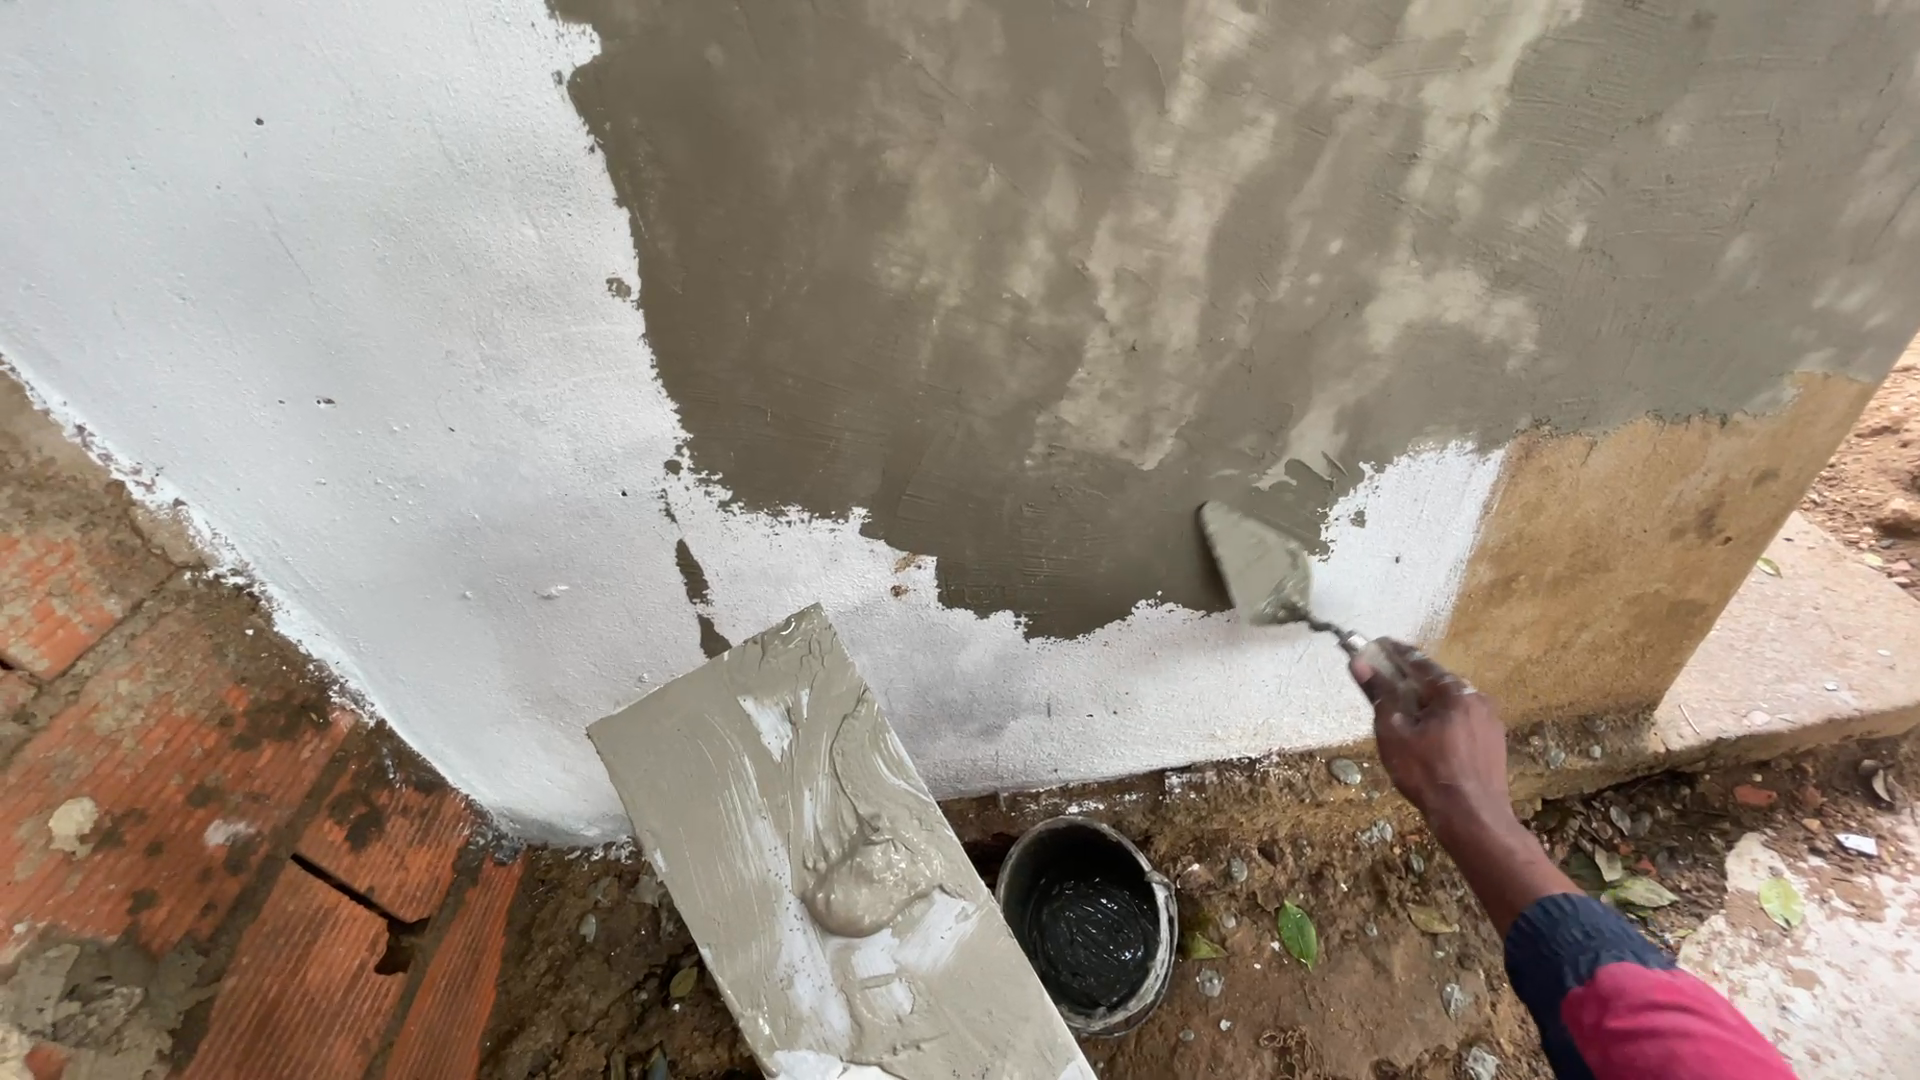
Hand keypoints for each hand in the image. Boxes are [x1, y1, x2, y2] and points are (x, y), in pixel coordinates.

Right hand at [1350, 639, 1512, 841]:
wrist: (1472, 819)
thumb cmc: (1426, 772)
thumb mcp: (1393, 731)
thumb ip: (1378, 693)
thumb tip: (1358, 662)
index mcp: (1454, 693)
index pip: (1419, 662)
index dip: (1393, 652)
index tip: (1375, 644)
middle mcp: (1477, 700)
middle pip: (1436, 680)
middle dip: (1409, 678)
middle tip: (1383, 680)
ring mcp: (1490, 722)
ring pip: (1449, 701)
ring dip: (1425, 699)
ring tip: (1401, 710)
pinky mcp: (1493, 742)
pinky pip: (1460, 718)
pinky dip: (1440, 716)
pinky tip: (1425, 731)